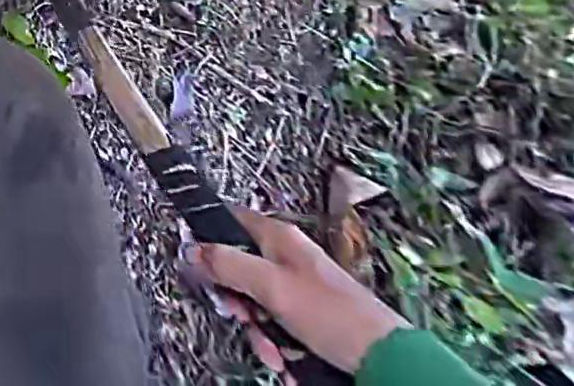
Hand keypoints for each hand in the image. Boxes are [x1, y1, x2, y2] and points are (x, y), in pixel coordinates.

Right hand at [188, 208, 409, 374]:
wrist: (393, 366)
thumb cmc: (334, 316)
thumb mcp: (267, 283)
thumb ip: (222, 261)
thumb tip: (191, 250)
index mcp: (277, 236)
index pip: (225, 219)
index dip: (206, 238)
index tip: (200, 262)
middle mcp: (287, 257)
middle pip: (237, 266)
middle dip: (235, 297)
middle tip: (240, 313)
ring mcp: (300, 287)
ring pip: (256, 299)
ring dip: (256, 326)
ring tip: (270, 348)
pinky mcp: (311, 316)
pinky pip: (276, 321)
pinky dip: (275, 340)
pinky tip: (284, 357)